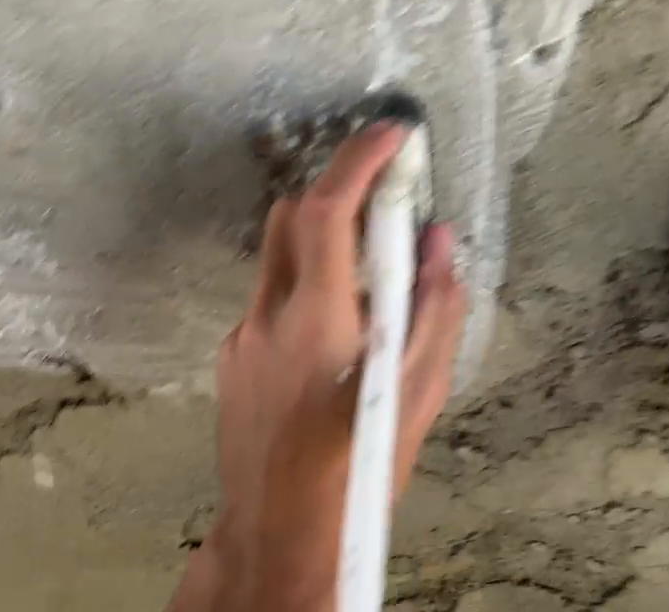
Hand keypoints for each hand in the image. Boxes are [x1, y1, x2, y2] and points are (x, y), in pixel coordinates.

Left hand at [180, 121, 466, 611]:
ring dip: (321, 246)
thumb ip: (434, 309)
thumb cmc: (356, 470)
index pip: (328, 212)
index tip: (391, 134)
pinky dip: (302, 290)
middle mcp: (267, 313)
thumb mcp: (417, 397)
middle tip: (383, 217)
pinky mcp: (230, 351)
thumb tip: (439, 240)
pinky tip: (326, 343)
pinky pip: (267, 295)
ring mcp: (240, 331)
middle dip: (337, 197)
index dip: (358, 161)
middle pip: (292, 216)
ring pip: (278, 254)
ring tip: (363, 294)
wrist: (277, 535)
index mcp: (317, 320)